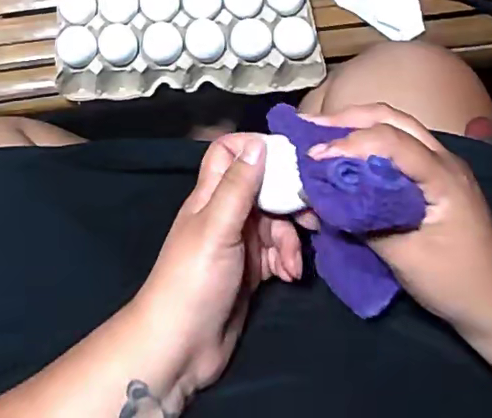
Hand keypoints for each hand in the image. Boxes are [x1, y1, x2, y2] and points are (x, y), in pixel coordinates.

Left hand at [130, 133, 302, 407]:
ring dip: (290, 238)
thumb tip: (259, 142)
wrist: (180, 347)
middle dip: (287, 198)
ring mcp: (239, 242)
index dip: (254, 147)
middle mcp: (225, 212)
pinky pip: (278, 252)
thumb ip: (238, 186)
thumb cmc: (194, 278)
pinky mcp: (251, 271)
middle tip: (311, 213)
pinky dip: (288, 259)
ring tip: (294, 264)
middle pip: (262, 188)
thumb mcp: (217, 227)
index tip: (287, 156)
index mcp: (210, 194)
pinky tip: (291, 276)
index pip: (229, 152)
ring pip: (274, 222)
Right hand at [306, 104, 491, 333]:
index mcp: (443, 176)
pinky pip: (399, 141)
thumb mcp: (406, 259)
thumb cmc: (455, 284)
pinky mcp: (435, 173)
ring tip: (323, 131)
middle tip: (311, 127)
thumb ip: (364, 223)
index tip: (316, 156)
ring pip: (396, 123)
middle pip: (392, 117)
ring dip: (357, 123)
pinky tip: (349, 148)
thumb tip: (323, 199)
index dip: (350, 142)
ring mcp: (442, 162)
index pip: (391, 140)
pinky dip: (369, 137)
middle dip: (348, 118)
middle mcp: (444, 158)